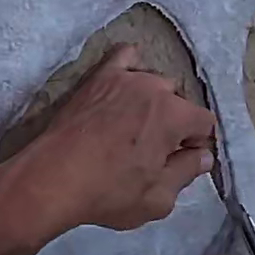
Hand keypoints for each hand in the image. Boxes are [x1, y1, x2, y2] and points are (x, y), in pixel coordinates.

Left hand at [0, 44, 217, 247]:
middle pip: (180, 102)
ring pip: (155, 84)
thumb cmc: (107, 193)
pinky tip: (127, 81)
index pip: (205, 123)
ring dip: (153, 102)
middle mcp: (156, 89)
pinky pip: (124, 56)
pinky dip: (131, 66)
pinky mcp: (100, 77)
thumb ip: (187, 173)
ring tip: (134, 127)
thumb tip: (204, 155)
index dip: (196, 144)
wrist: (50, 180)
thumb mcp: (157, 199)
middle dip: (175, 124)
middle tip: (155, 151)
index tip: (180, 161)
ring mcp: (127, 78)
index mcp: (176, 116)